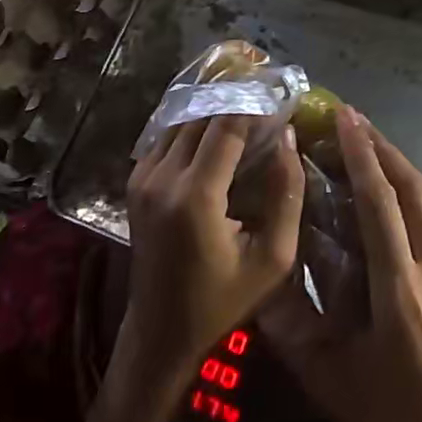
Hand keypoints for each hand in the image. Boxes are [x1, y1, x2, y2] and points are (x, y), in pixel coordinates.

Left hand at [125, 115, 305, 364]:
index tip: (278, 93)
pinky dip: (191, 126)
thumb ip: (286, 194)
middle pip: (200, 116)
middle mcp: (162, 178)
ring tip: (244, 106)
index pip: (225, 127)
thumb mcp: (273, 258)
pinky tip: (215, 130)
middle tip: (264, 92)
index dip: (253, 105)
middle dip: (233, 100)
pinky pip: (165, 137)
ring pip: (180, 122)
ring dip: (211, 110)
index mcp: (196, 197)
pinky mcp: (135, 182)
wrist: (161, 329)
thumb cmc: (223, 300)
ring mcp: (142, 177)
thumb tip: (286, 137)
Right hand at [263, 109, 421, 421]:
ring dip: (407, 168)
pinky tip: (411, 199)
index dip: (360, 155)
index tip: (344, 117)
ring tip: (378, 147)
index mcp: (402, 293)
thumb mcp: (335, 384)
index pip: (380, 203)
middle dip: (383, 148)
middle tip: (354, 121)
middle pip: (414, 189)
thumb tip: (263, 277)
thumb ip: (294, 329)